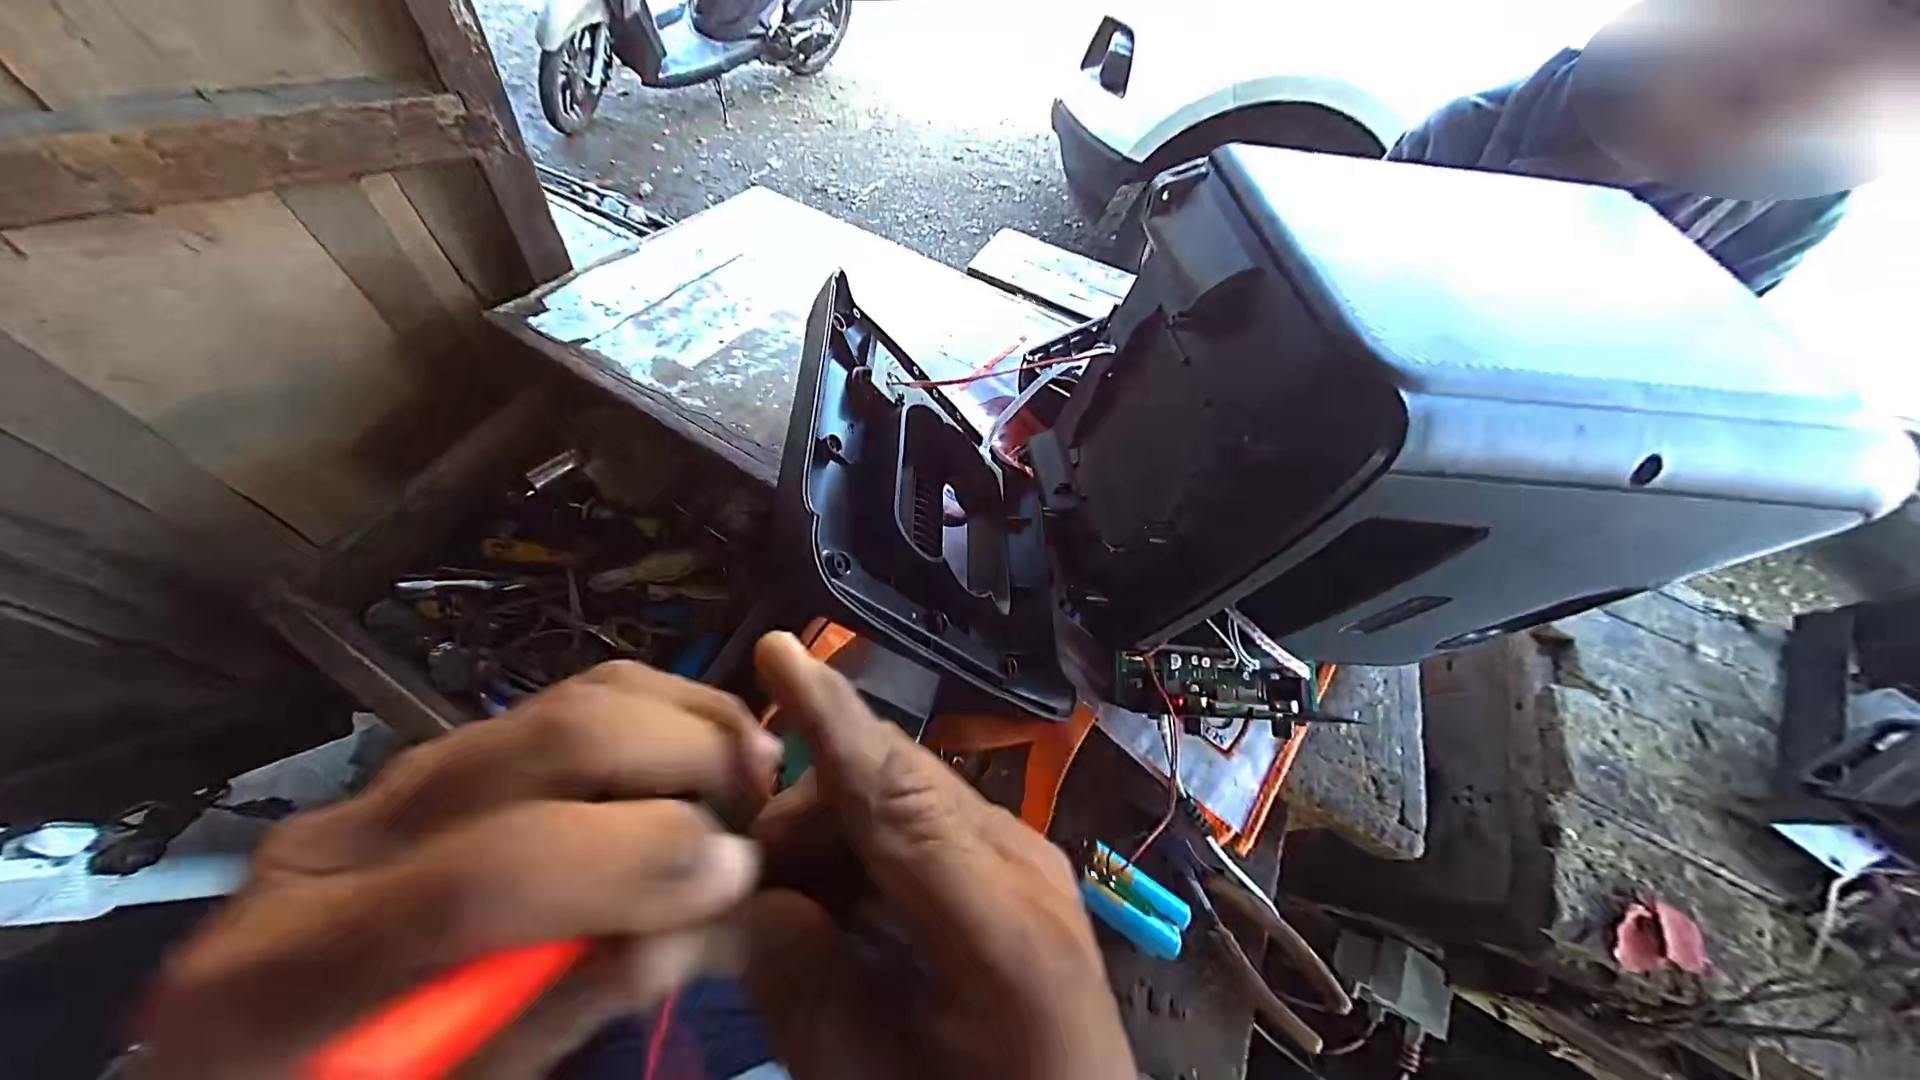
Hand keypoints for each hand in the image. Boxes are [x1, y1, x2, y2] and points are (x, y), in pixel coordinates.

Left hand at [138, 660, 781, 1079]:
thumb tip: (722, 903)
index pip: (489, 877)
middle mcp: (345, 834)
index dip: (639, 862)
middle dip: (693, 762)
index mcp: (294, 973)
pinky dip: (672, 704)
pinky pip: (588, 690)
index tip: (739, 875)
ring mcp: (407, 769)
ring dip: (697, 719)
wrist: (317, 1035)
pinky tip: (711, 740)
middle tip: (759, 810)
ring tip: (754, 764)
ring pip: (585, 695)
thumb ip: (590, 994)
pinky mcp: (466, 741)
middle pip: (557, 742)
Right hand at [743, 632, 1134, 1079]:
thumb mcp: (872, 1078)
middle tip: (742, 876)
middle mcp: (1017, 857)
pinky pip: (922, 819)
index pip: (894, 793)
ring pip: (900, 792)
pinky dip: (867, 845)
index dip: (831, 719)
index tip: (781, 650)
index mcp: (997, 921)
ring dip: (832, 828)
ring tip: (788, 902)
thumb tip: (734, 899)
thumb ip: (800, 983)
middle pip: (890, 778)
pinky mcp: (1013, 859)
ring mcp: (1021, 851)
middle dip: (805, 806)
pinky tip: (839, 902)